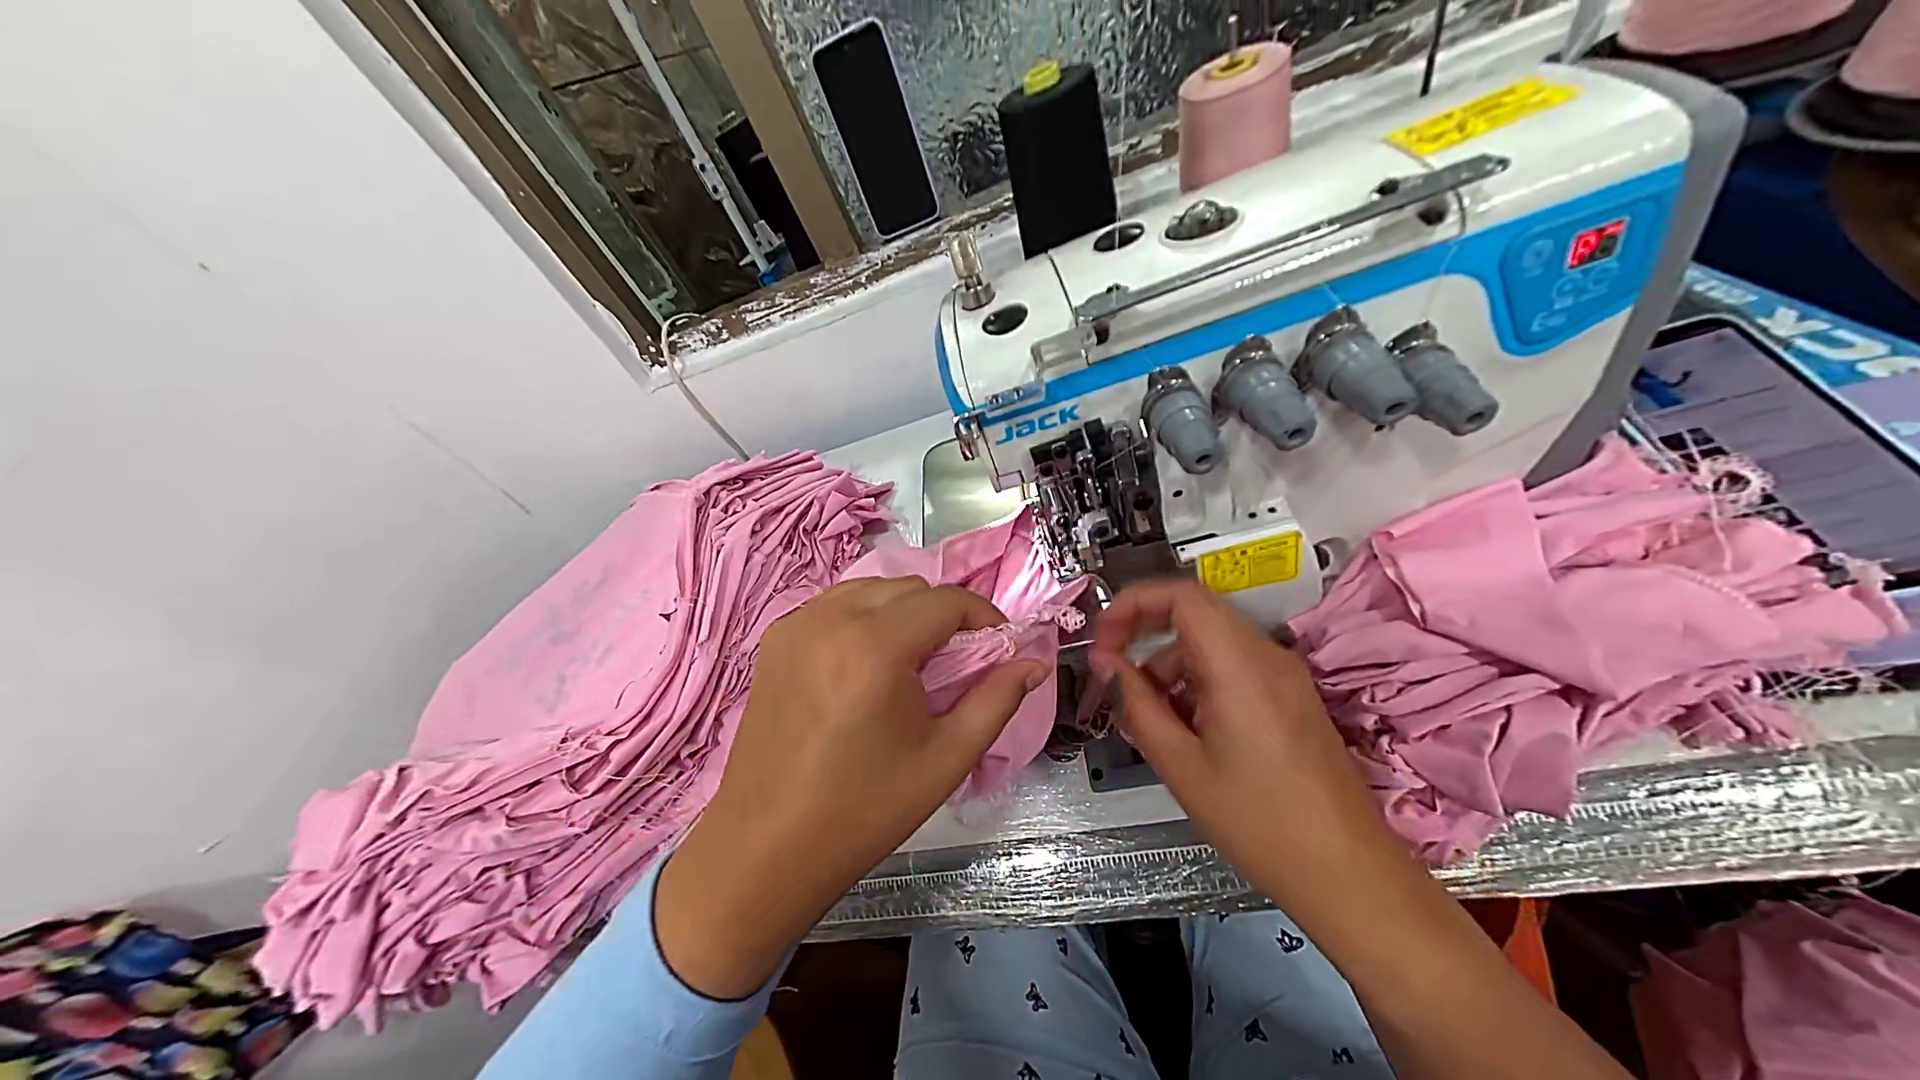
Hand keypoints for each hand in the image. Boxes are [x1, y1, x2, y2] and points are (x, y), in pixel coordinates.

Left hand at [657, 576, 1043, 998]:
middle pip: (909, 587)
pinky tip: (870, 660)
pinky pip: (833, 606)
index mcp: (875, 646)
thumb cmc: (863, 811)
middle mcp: (830, 619)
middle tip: (960, 660)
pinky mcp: (775, 641)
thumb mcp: (946, 758)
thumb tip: (1032, 663)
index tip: (1000, 646)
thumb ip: (996, 700)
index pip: (946, 601)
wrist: (766, 848)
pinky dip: (864, 616)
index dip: (983, 617)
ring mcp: (795, 625)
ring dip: (904, 610)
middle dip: (945, 613)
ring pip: (869, 589)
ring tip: (916, 659)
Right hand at [1089, 579, 1398, 913]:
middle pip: (1195, 612)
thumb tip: (1111, 666)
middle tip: (1114, 669)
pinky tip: (1184, 724)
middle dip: (1145, 633)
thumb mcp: (1180, 765)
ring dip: (1170, 662)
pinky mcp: (1291, 696)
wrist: (1347, 872)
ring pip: (1212, 641)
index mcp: (1240, 667)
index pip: (1182, 595)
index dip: (1133, 604)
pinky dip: (1197, 679)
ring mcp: (1284, 675)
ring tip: (1149, 713)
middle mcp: (1267, 657)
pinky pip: (1233, 665)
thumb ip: (1137, 704)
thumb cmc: (1260, 823)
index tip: (1105, 638)